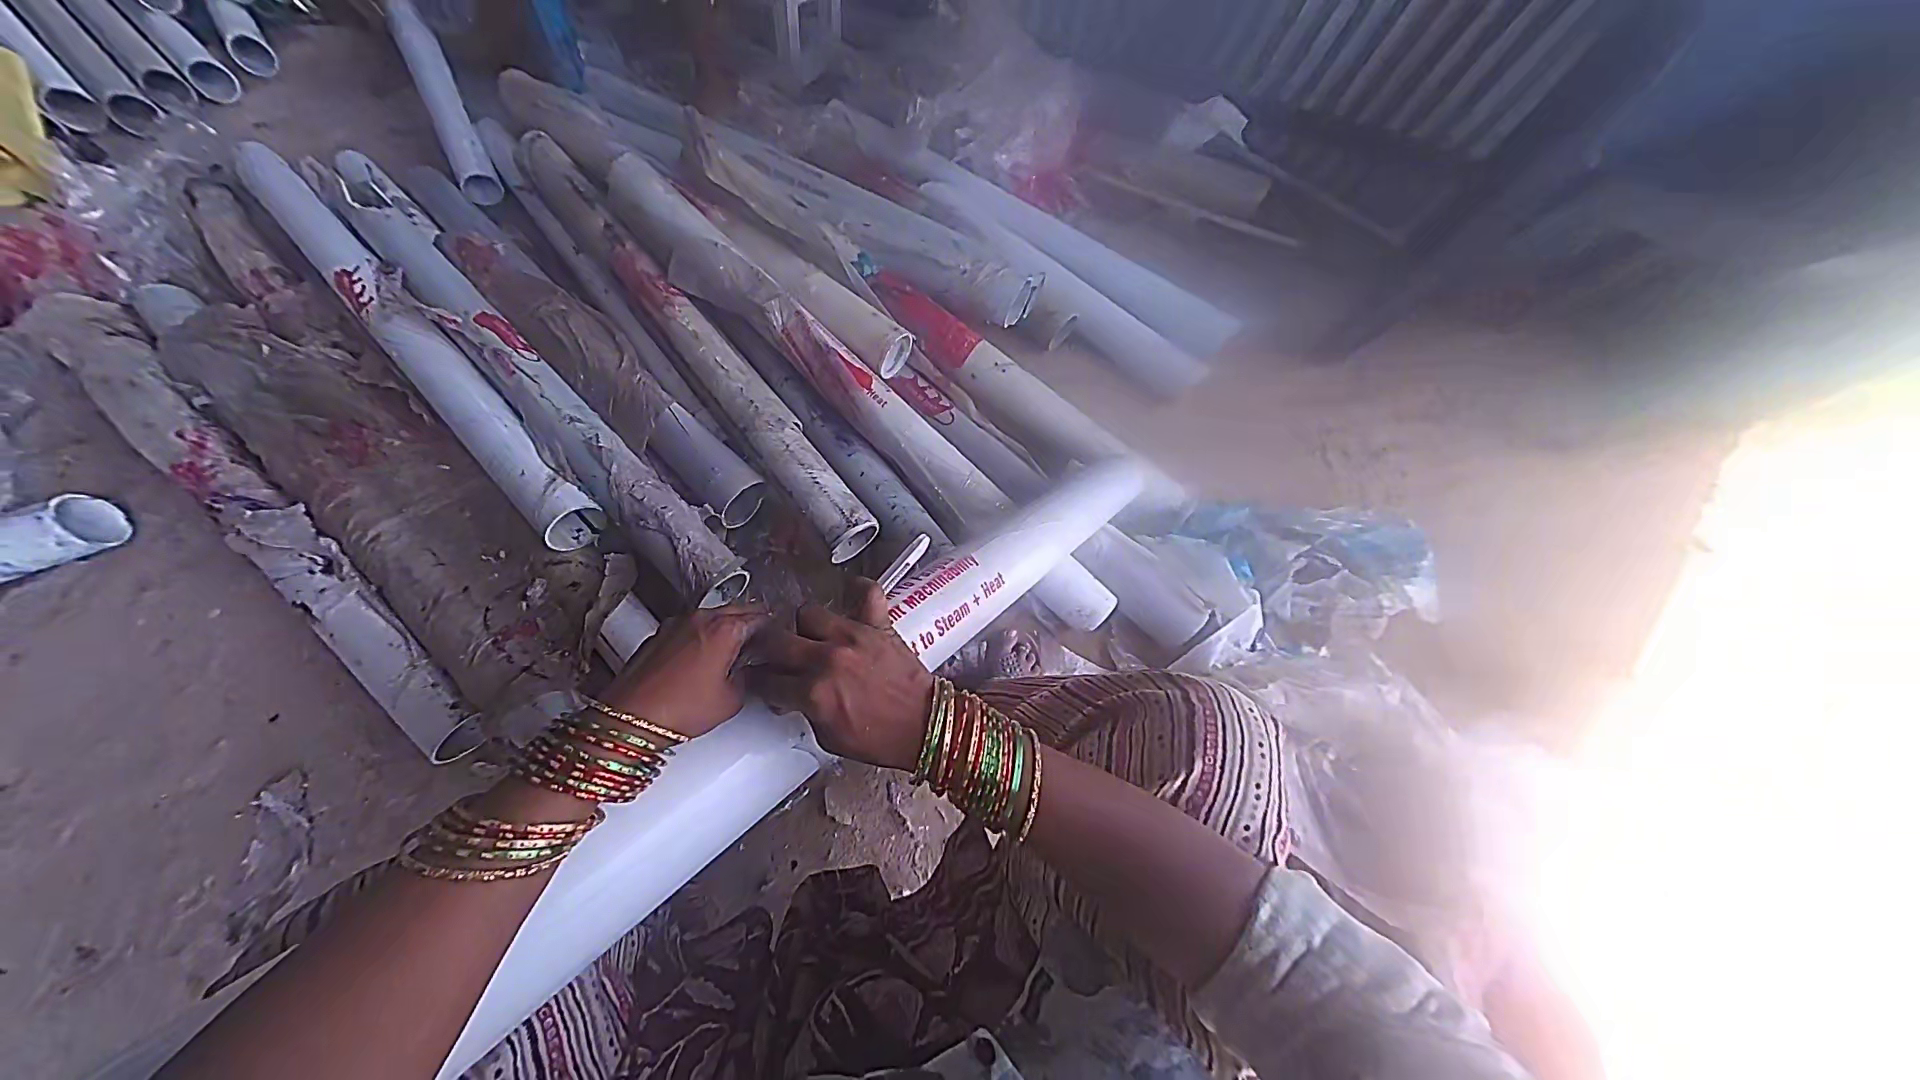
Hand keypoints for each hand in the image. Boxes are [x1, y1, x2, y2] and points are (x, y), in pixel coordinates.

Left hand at [601, 603, 767, 737]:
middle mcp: (700, 618)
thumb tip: (746, 673)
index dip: (775, 628)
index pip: (761, 616)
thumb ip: (748, 678)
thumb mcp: (731, 699)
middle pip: (738, 610)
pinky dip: (703, 636)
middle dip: (752, 624)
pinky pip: (691, 627)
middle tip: (762, 642)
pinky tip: (705, 659)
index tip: (778, 639)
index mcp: (725, 628)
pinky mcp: (659, 635)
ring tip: (733, 652)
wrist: (630, 718)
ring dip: (727, 628)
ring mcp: (676, 623)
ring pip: (713, 617)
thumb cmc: (676, 708)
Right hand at [747, 579, 932, 770]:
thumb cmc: (883, 737)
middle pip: (775, 640)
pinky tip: (850, 596)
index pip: (766, 680)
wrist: (925, 725)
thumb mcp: (829, 738)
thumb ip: (805, 710)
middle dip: (768, 650)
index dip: (758, 682)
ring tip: (812, 637)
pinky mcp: (879, 626)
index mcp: (814, 693)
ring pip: (809, 613)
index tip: (760, 680)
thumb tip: (791, 695)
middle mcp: (829, 659)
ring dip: (806, 627)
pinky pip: (867, 593)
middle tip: (774, 655)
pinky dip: (858, 590)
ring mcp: (854, 637)